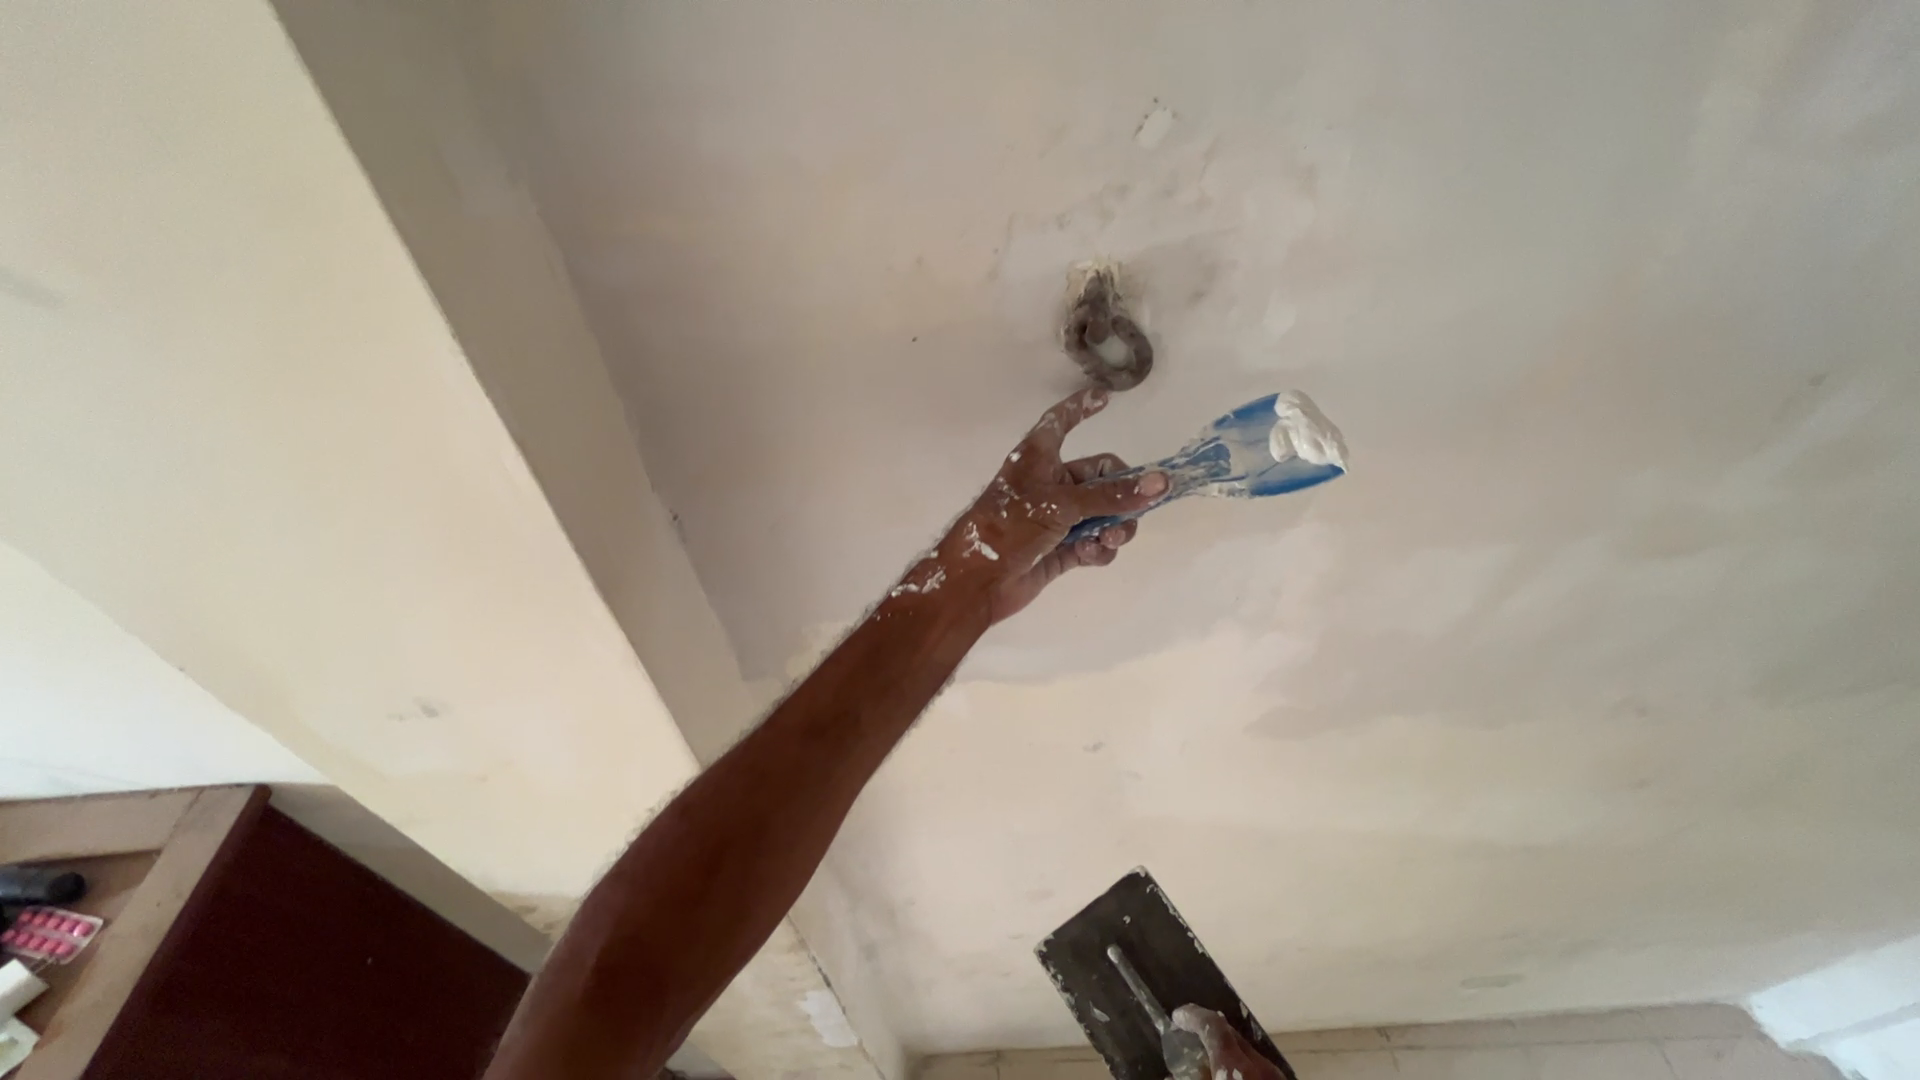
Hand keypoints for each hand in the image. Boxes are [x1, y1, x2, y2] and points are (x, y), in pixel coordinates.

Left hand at [928, 387, 1167, 623]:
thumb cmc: (1008, 527)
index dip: (1081, 407)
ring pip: (1104, 514)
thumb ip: (1112, 495)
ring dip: (1114, 526)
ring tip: (1110, 539)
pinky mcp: (1062, 549)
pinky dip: (1099, 549)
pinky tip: (1090, 554)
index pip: (1061, 422)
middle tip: (1134, 509)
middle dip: (1122, 495)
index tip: (1105, 396)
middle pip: (1102, 478)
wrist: (977, 582)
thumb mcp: (1061, 505)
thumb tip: (1161, 482)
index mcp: (1039, 458)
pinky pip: (1095, 543)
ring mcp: (1057, 518)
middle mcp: (1050, 483)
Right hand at [1172, 1005, 1288, 1079]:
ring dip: (1227, 1051)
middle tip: (1190, 1037)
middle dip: (1209, 1032)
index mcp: (1236, 1066)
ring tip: (1210, 1060)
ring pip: (1248, 1053)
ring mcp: (1277, 1076)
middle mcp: (1260, 1065)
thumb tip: (1170, 1076)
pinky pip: (1259, 1068)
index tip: (1177, 1016)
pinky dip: (1242, 1066)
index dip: (1193, 1015)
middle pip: (1232, 1035)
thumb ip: (1189, 1077)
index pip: (1214, 1025)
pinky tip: (1232, 1077)